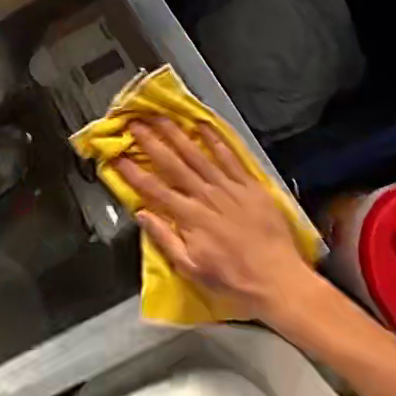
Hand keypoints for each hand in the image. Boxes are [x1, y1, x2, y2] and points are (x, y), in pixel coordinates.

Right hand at [115, 118, 318, 320]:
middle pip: (172, 162)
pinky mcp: (249, 184)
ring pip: (197, 153)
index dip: (132, 171)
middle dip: (150, 141)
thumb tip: (142, 214)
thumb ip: (164, 240)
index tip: (117, 155)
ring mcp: (228, 187)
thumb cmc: (234, 279)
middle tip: (134, 122)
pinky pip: (229, 156)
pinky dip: (215, 139)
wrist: (278, 279)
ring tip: (160, 115)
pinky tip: (202, 124)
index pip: (153, 188)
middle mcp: (205, 196)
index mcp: (189, 217)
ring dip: (176, 133)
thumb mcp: (192, 269)